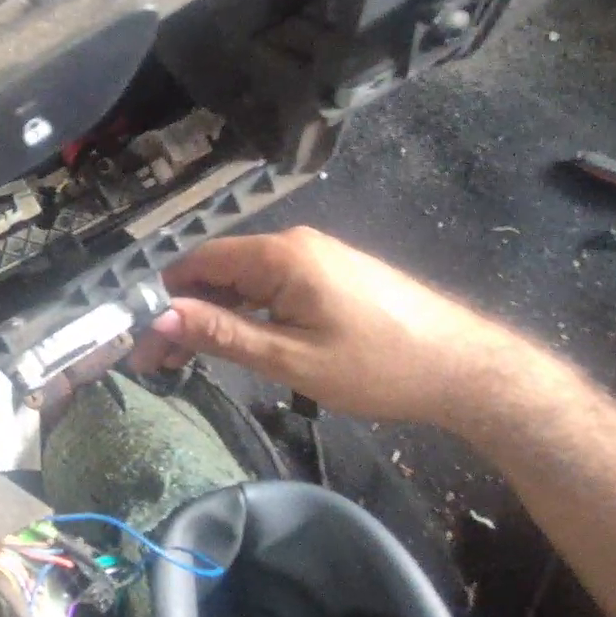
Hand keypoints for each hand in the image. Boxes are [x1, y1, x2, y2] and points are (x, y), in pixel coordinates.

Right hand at [128, 227, 553, 429]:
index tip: (144, 339)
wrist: (470, 371)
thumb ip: (222, 334)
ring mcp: (313, 257)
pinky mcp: (328, 274)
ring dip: (212, 315)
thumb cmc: (378, 367)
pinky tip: (236, 342)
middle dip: (184, 312)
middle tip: (160, 363)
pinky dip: (243, 312)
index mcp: (279, 256)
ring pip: (241, 281)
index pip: (198, 263)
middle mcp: (292, 244)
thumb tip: (160, 319)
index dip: (164, 298)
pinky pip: (268, 286)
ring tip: (191, 359)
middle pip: (216, 271)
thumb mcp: (291, 359)